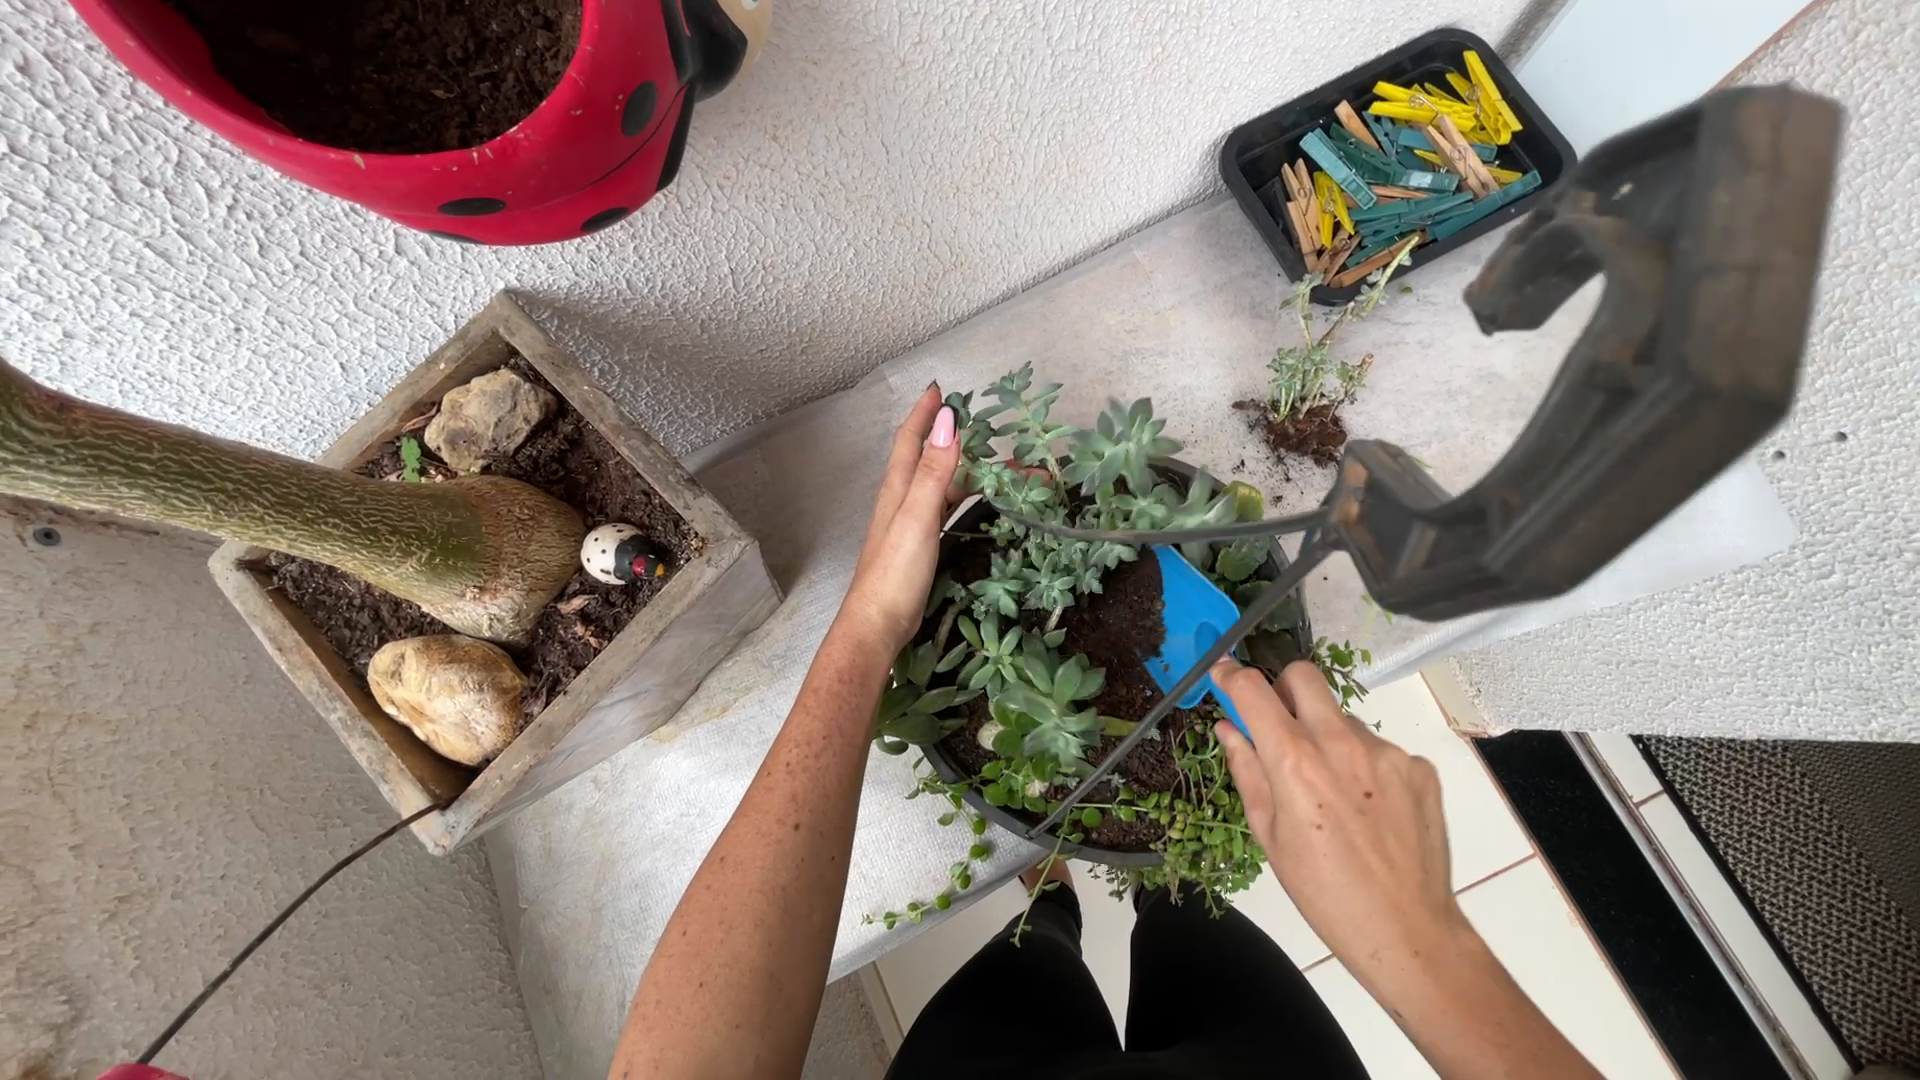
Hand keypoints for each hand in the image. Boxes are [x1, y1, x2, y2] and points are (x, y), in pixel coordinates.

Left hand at [834, 385, 961, 655]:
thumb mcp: (918, 516)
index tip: (940, 389)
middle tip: (983, 424)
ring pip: (938, 484)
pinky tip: (974, 503)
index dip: (924, 413)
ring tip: (993, 461)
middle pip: (927, 458)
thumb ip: (934, 471)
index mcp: (899, 488)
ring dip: (962, 468)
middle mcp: (901, 500)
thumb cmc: (896, 572)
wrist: (879, 624)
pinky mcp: (919, 545)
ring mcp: (909, 524)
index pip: (911, 439)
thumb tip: (948, 421)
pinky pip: (943, 509)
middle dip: (951, 437)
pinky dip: (960, 497)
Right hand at [1211, 659, 1467, 975]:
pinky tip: (1368, 806)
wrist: (1406, 931)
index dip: (1231, 674)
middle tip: (1279, 722)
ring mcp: (1386, 752)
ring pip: (1342, 717)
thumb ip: (1247, 769)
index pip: (1253, 690)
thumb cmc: (1321, 889)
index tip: (1223, 673)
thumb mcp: (1268, 832)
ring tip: (1333, 789)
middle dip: (1282, 687)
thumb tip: (1229, 727)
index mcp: (1294, 761)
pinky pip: (1379, 748)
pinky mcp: (1419, 768)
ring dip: (1327, 735)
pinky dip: (1364, 764)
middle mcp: (1340, 743)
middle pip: (1303, 676)